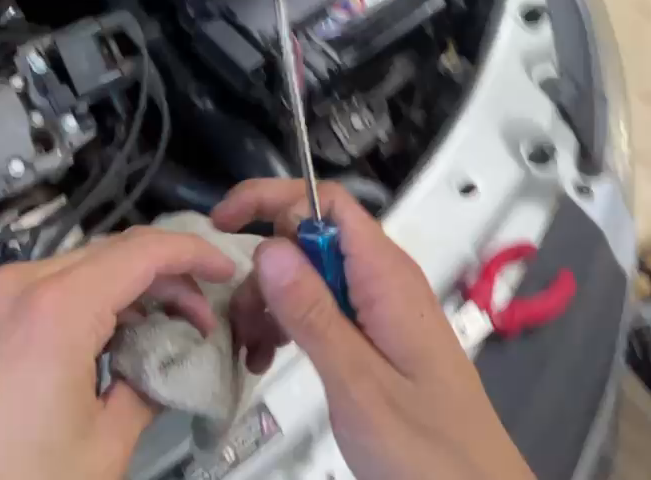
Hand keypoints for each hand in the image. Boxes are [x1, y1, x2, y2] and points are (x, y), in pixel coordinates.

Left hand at [0, 226, 236, 479]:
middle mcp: (25, 283)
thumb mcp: (104, 444)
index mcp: (58, 305)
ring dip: (131, 287)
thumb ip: (147, 387)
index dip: (192, 254)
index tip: (227, 270)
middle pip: (113, 252)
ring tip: (170, 328)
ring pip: (84, 266)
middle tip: (205, 315)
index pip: (141, 251)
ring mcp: (1, 297)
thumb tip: (168, 363)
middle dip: (166, 275)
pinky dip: (95, 300)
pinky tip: (118, 335)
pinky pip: (54, 288)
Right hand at [211, 179, 535, 479]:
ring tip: (252, 350)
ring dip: (270, 302)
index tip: (222, 224)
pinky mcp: (374, 335)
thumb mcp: (359, 386)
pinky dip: (288, 324)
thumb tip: (267, 245)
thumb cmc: (428, 452)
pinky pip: (320, 307)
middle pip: (307, 239)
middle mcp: (382, 278)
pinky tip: (269, 357)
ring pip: (307, 274)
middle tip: (238, 319)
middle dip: (263, 269)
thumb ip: (313, 313)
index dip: (271, 199)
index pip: (324, 201)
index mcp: (384, 274)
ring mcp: (378, 306)